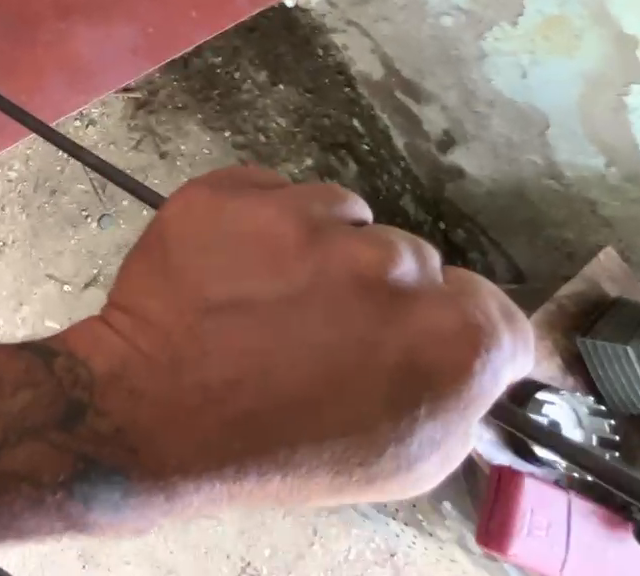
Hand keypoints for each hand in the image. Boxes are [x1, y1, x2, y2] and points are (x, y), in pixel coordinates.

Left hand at [62, 166, 532, 511]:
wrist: (156, 407)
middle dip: (372, 283)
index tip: (401, 336)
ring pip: (334, 210)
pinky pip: (263, 187)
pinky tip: (230, 257)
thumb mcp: (409, 452)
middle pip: (403, 253)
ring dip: (315, 240)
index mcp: (450, 334)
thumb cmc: (281, 446)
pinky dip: (254, 214)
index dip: (441, 322)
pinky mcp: (223, 194)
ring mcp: (294, 219)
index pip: (483, 302)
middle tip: (317, 319)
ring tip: (268, 286)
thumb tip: (471, 340)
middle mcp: (381, 262)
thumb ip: (459, 383)